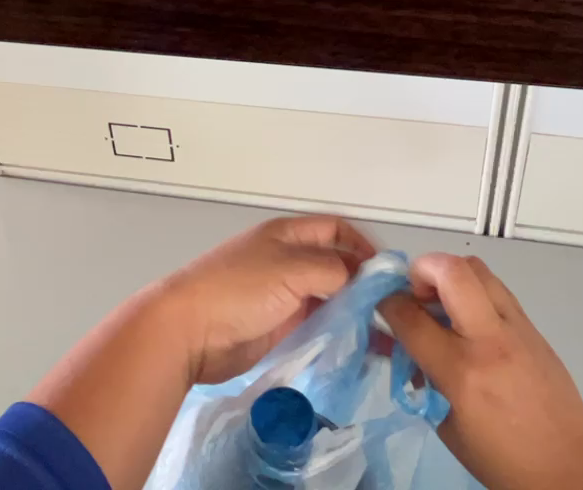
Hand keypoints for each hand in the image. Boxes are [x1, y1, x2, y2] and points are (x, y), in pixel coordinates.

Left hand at [147, 214, 377, 383]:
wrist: (188, 333)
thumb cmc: (237, 290)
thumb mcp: (290, 269)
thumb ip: (334, 270)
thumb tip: (364, 278)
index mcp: (289, 235)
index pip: (337, 230)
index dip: (363, 247)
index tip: (387, 275)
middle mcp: (289, 261)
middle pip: (337, 267)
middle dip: (364, 285)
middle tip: (394, 312)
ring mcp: (284, 296)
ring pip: (331, 299)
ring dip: (356, 314)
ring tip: (385, 338)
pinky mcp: (280, 328)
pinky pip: (318, 327)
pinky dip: (340, 335)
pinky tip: (359, 351)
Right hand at [380, 253, 582, 489]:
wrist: (569, 468)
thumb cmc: (500, 458)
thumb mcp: (445, 425)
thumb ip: (419, 377)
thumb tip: (396, 343)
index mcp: (462, 373)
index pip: (412, 317)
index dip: (387, 303)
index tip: (380, 303)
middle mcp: (489, 339)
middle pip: (450, 271)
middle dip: (421, 269)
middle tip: (414, 292)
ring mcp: (516, 327)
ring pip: (476, 268)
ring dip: (449, 274)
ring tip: (440, 301)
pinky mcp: (532, 326)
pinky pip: (495, 287)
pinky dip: (472, 289)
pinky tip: (467, 318)